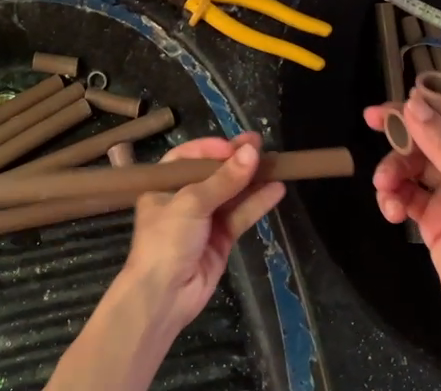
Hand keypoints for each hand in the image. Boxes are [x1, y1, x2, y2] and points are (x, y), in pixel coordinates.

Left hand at [124, 132, 287, 330]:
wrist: (164, 295)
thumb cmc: (167, 239)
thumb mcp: (192, 202)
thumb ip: (224, 179)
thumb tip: (251, 152)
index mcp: (164, 183)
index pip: (189, 157)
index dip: (212, 149)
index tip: (236, 144)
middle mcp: (183, 198)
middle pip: (213, 173)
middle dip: (236, 161)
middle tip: (261, 144)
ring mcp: (203, 219)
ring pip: (231, 194)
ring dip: (252, 180)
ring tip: (276, 163)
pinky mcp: (221, 239)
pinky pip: (240, 215)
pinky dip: (257, 203)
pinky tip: (276, 189)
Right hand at [364, 93, 440, 390]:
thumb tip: (411, 104)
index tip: (410, 100)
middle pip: (438, 136)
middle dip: (407, 131)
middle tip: (373, 120)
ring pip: (416, 164)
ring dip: (395, 169)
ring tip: (384, 187)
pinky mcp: (435, 223)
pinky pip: (407, 195)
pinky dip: (394, 197)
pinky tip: (391, 211)